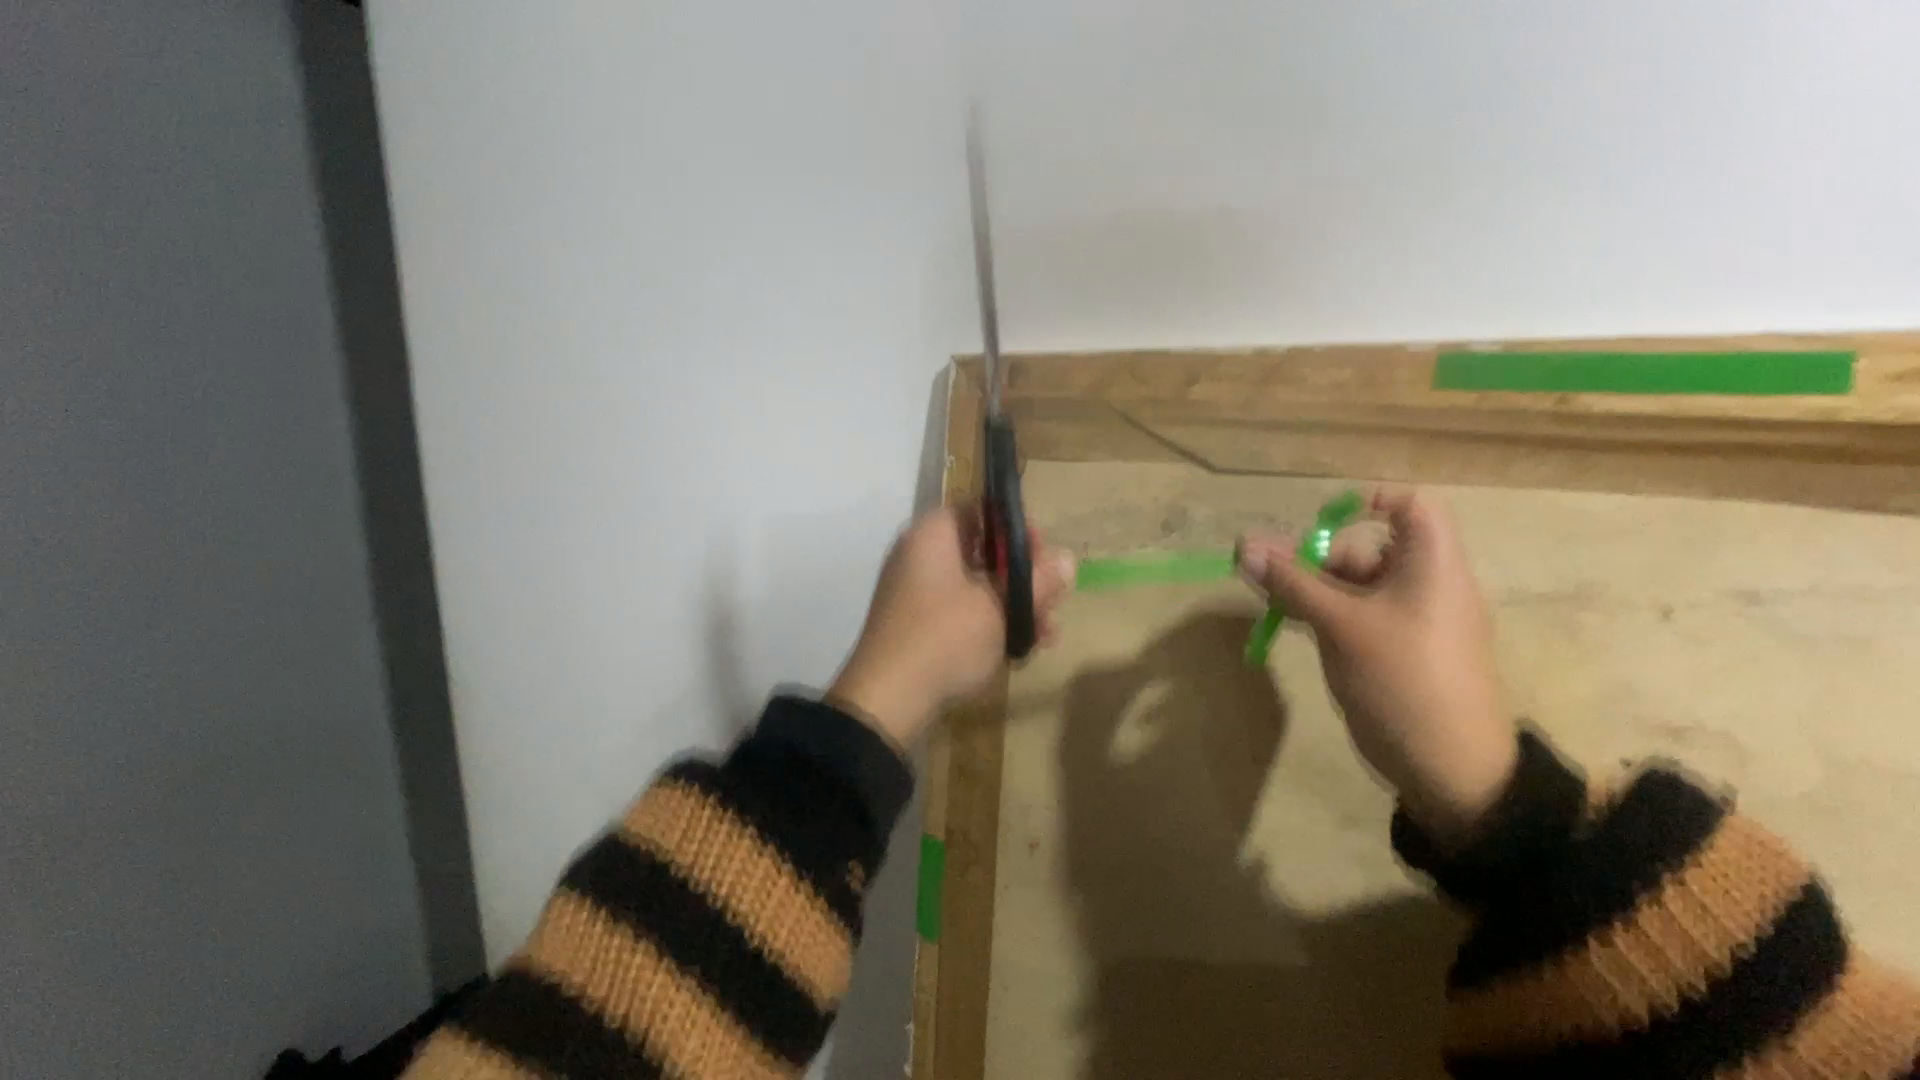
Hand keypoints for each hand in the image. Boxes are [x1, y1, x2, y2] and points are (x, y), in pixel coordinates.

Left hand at [829, 504, 1076, 747]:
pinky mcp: (916, 625)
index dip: (1018, 529)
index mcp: (933, 535)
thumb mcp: (1001, 608)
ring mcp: (915, 592)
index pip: (982, 510)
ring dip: (1013, 606)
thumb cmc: (946, 639)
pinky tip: (1020, 650)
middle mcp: (919, 554)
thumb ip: (1038, 580)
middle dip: (1023, 577)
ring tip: (1047, 635)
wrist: (886, 699)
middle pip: (983, 552)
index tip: (1045, 557)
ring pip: (976, 587)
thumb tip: (1067, 558)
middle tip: (1054, 602)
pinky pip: (959, 613)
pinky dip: (989, 625)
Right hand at [1238, 489, 1518, 841]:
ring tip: (1263, 597)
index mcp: (1432, 565)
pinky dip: (1318, 614)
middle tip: (1262, 569)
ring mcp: (1405, 621)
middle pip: (1366, 549)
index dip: (1369, 502)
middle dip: (1314, 555)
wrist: (1448, 767)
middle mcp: (1422, 585)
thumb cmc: (1403, 679)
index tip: (1321, 519)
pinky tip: (1282, 620)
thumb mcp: (1342, 626)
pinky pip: (1351, 617)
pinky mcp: (1390, 651)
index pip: (1411, 506)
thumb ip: (1293, 583)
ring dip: (1307, 587)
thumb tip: (1243, 545)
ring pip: (1351, 586)